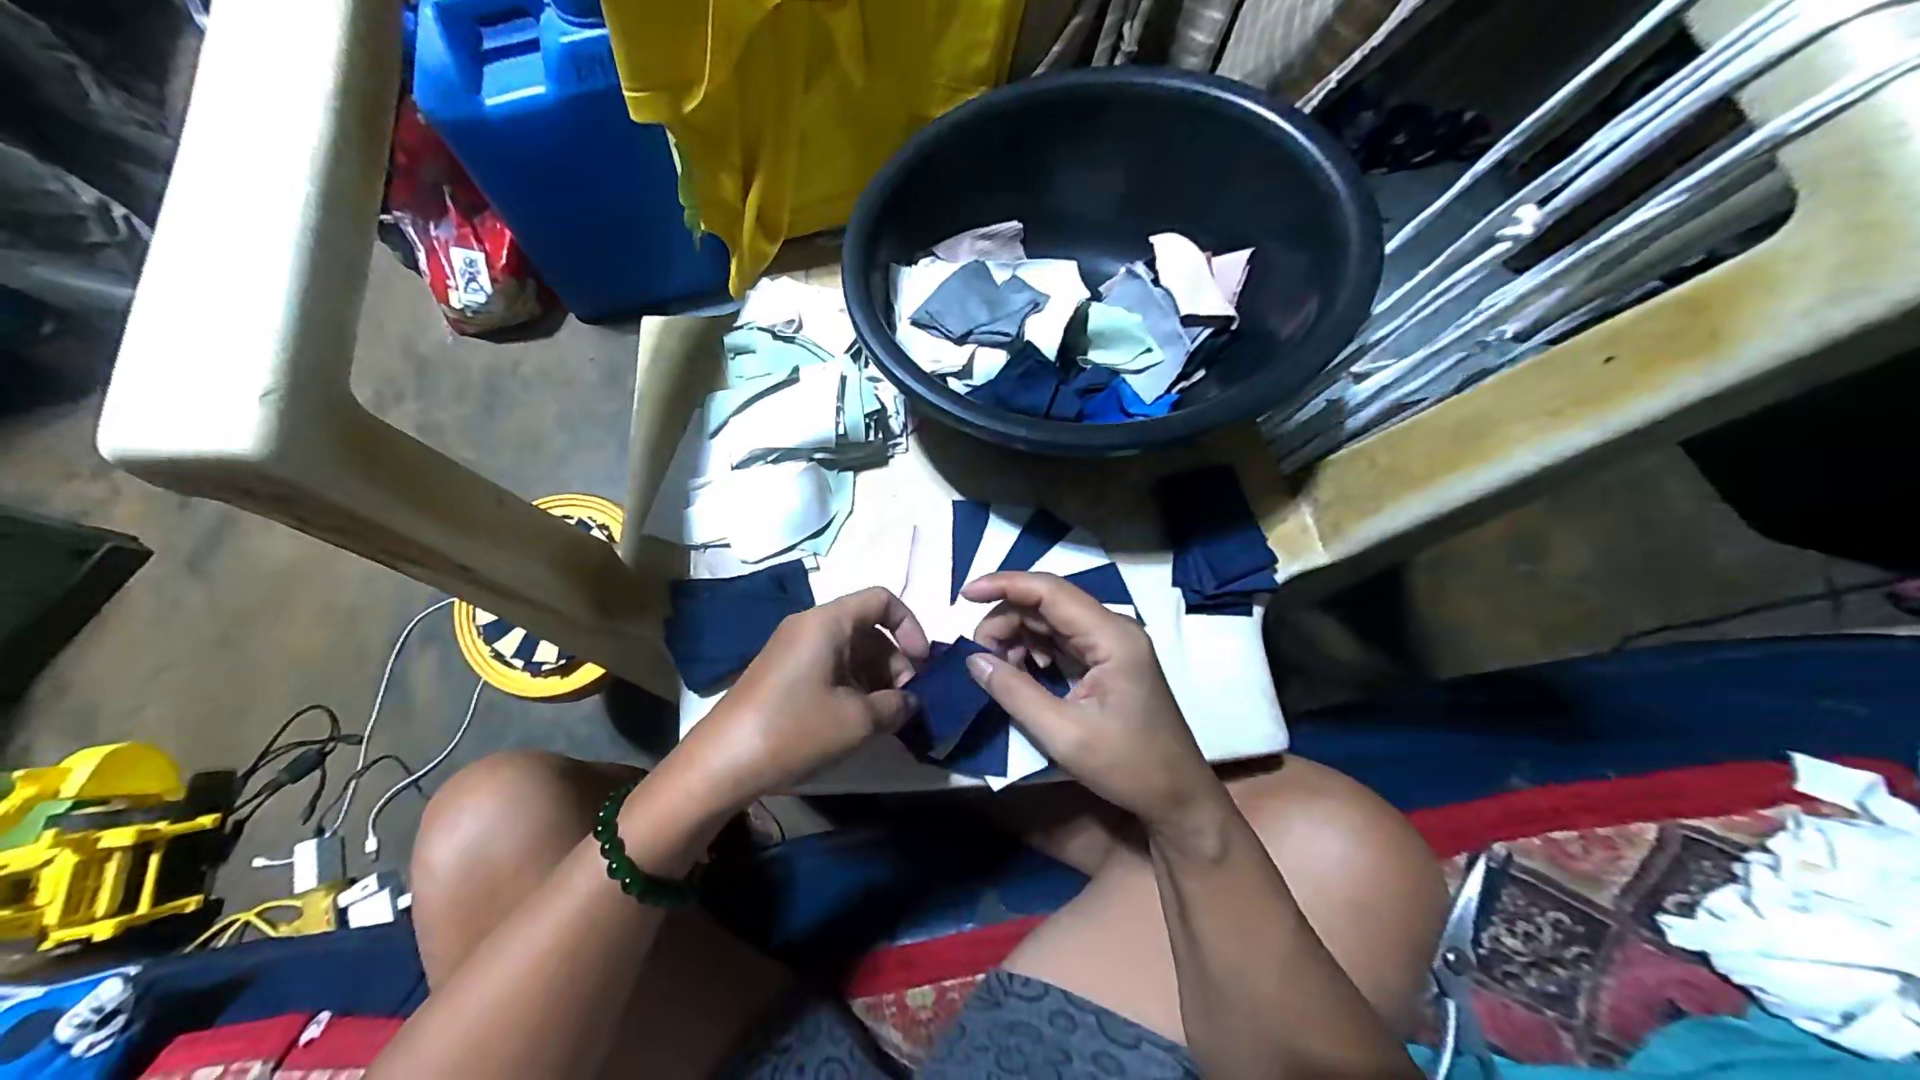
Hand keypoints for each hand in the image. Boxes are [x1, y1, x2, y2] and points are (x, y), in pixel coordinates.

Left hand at [661, 587, 929, 811]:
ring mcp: (793, 650)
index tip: (922, 664)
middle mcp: (810, 627)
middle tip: (904, 702)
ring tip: (884, 717)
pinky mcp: (784, 674)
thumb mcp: (858, 721)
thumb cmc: (795, 729)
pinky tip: (857, 721)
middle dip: (895, 661)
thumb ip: (896, 705)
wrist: (721, 763)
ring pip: (851, 651)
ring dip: (876, 678)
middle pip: (868, 628)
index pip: (882, 600)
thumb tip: (909, 702)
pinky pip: (830, 667)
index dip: (911, 626)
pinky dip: (852, 687)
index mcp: (828, 622)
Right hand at [962, 572, 1227, 830]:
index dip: (1004, 585)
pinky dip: (1034, 651)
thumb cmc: (1128, 766)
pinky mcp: (1108, 662)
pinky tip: (1020, 672)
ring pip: (1052, 622)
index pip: (1050, 591)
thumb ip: (1015, 692)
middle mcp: (1114, 630)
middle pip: (1048, 603)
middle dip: (1006, 620)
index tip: (965, 594)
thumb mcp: (1064, 734)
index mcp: (1112, 637)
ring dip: (1018, 636)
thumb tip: (974, 659)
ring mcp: (1113, 645)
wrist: (1177, 797)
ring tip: (997, 667)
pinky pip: (1062, 642)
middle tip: (978, 655)